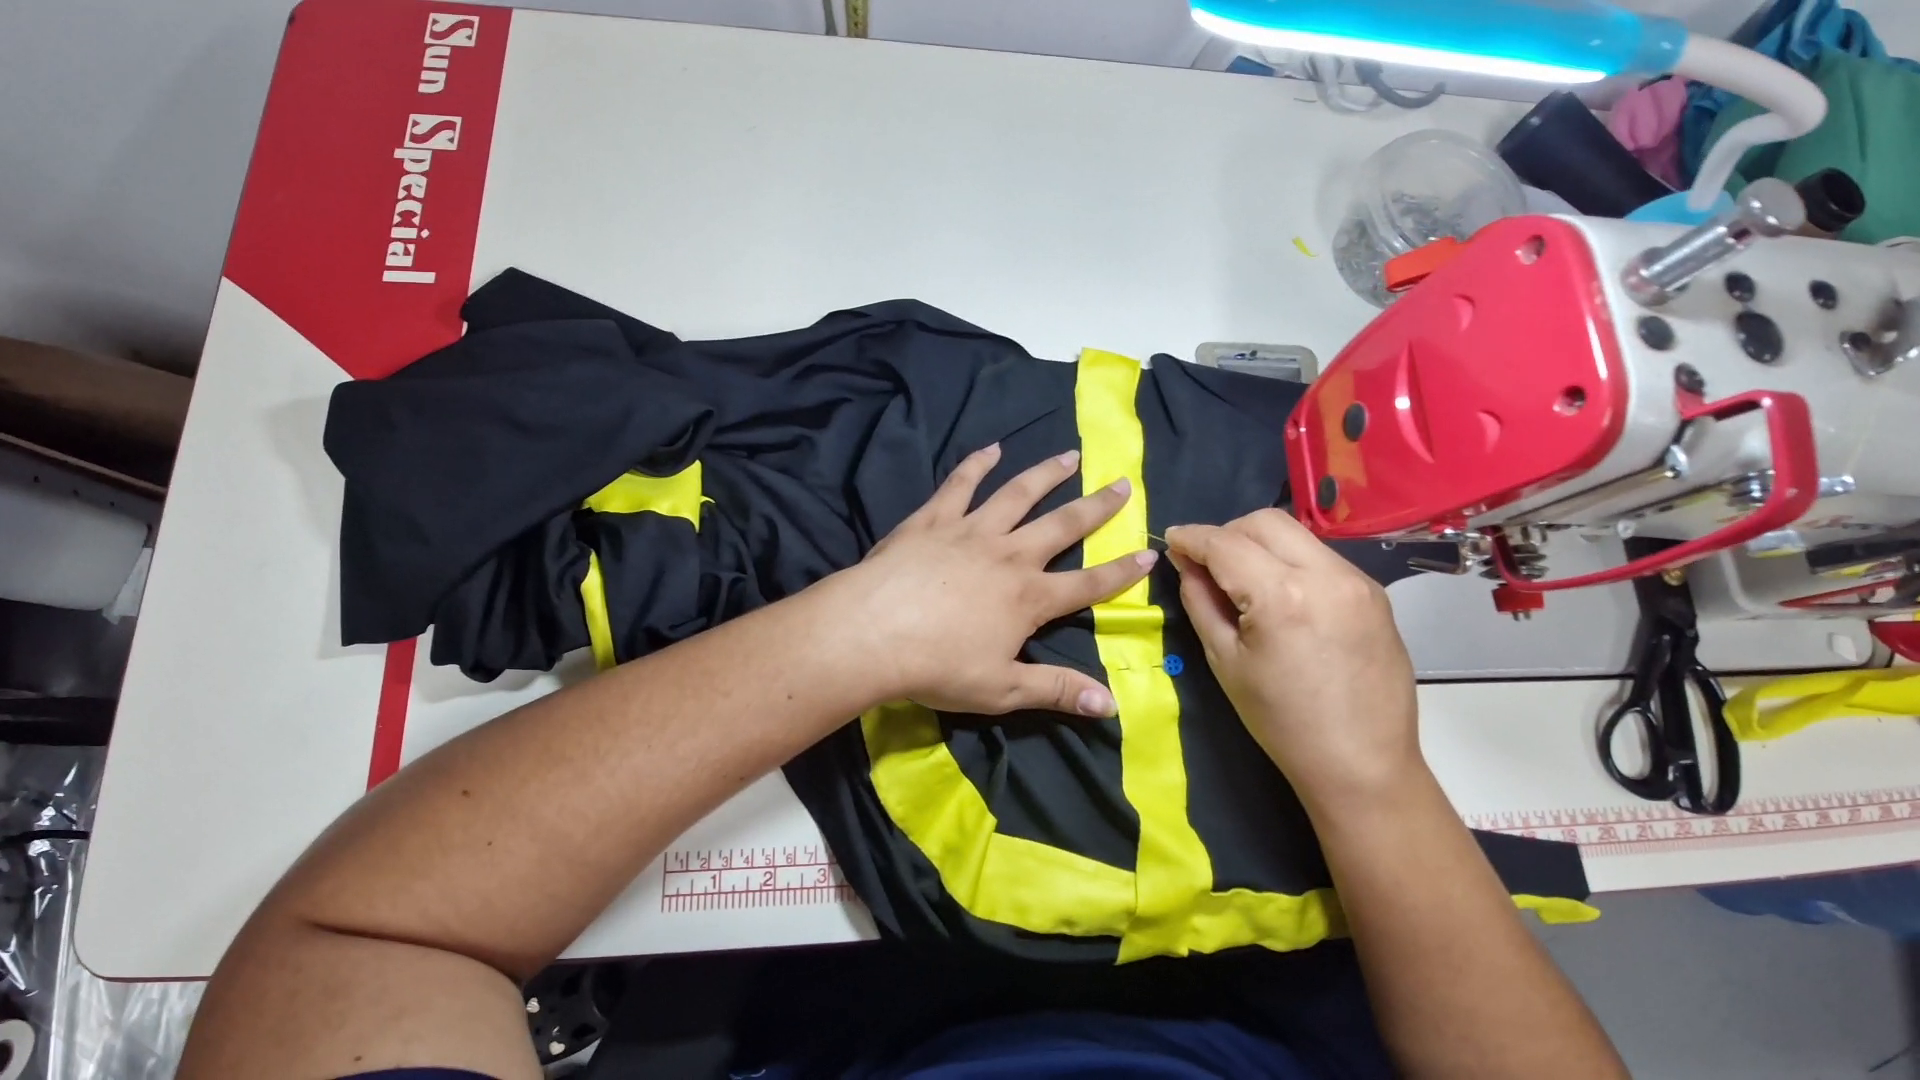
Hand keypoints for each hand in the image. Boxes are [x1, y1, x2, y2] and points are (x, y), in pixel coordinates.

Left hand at [837, 443, 1154, 716]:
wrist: (870, 633)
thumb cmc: (936, 667)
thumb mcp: (1002, 689)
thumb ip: (1057, 690)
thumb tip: (1110, 704)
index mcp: (1029, 598)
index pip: (1088, 585)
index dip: (1122, 572)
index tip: (1150, 553)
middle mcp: (1009, 555)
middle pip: (1062, 526)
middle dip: (1096, 507)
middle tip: (1121, 483)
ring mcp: (971, 531)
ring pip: (1017, 494)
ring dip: (1046, 474)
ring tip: (1069, 456)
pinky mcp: (933, 520)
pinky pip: (960, 485)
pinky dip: (977, 465)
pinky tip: (991, 449)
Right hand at [1166, 510, 1423, 808]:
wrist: (1361, 762)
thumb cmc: (1281, 721)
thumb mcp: (1225, 661)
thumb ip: (1201, 602)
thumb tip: (1187, 565)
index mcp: (1282, 595)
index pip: (1225, 543)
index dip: (1192, 538)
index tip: (1171, 540)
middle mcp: (1326, 574)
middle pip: (1264, 522)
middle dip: (1227, 532)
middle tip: (1207, 563)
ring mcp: (1357, 581)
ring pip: (1296, 535)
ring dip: (1261, 544)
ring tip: (1243, 579)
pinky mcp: (1374, 593)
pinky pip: (1321, 558)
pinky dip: (1291, 562)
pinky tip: (1282, 596)